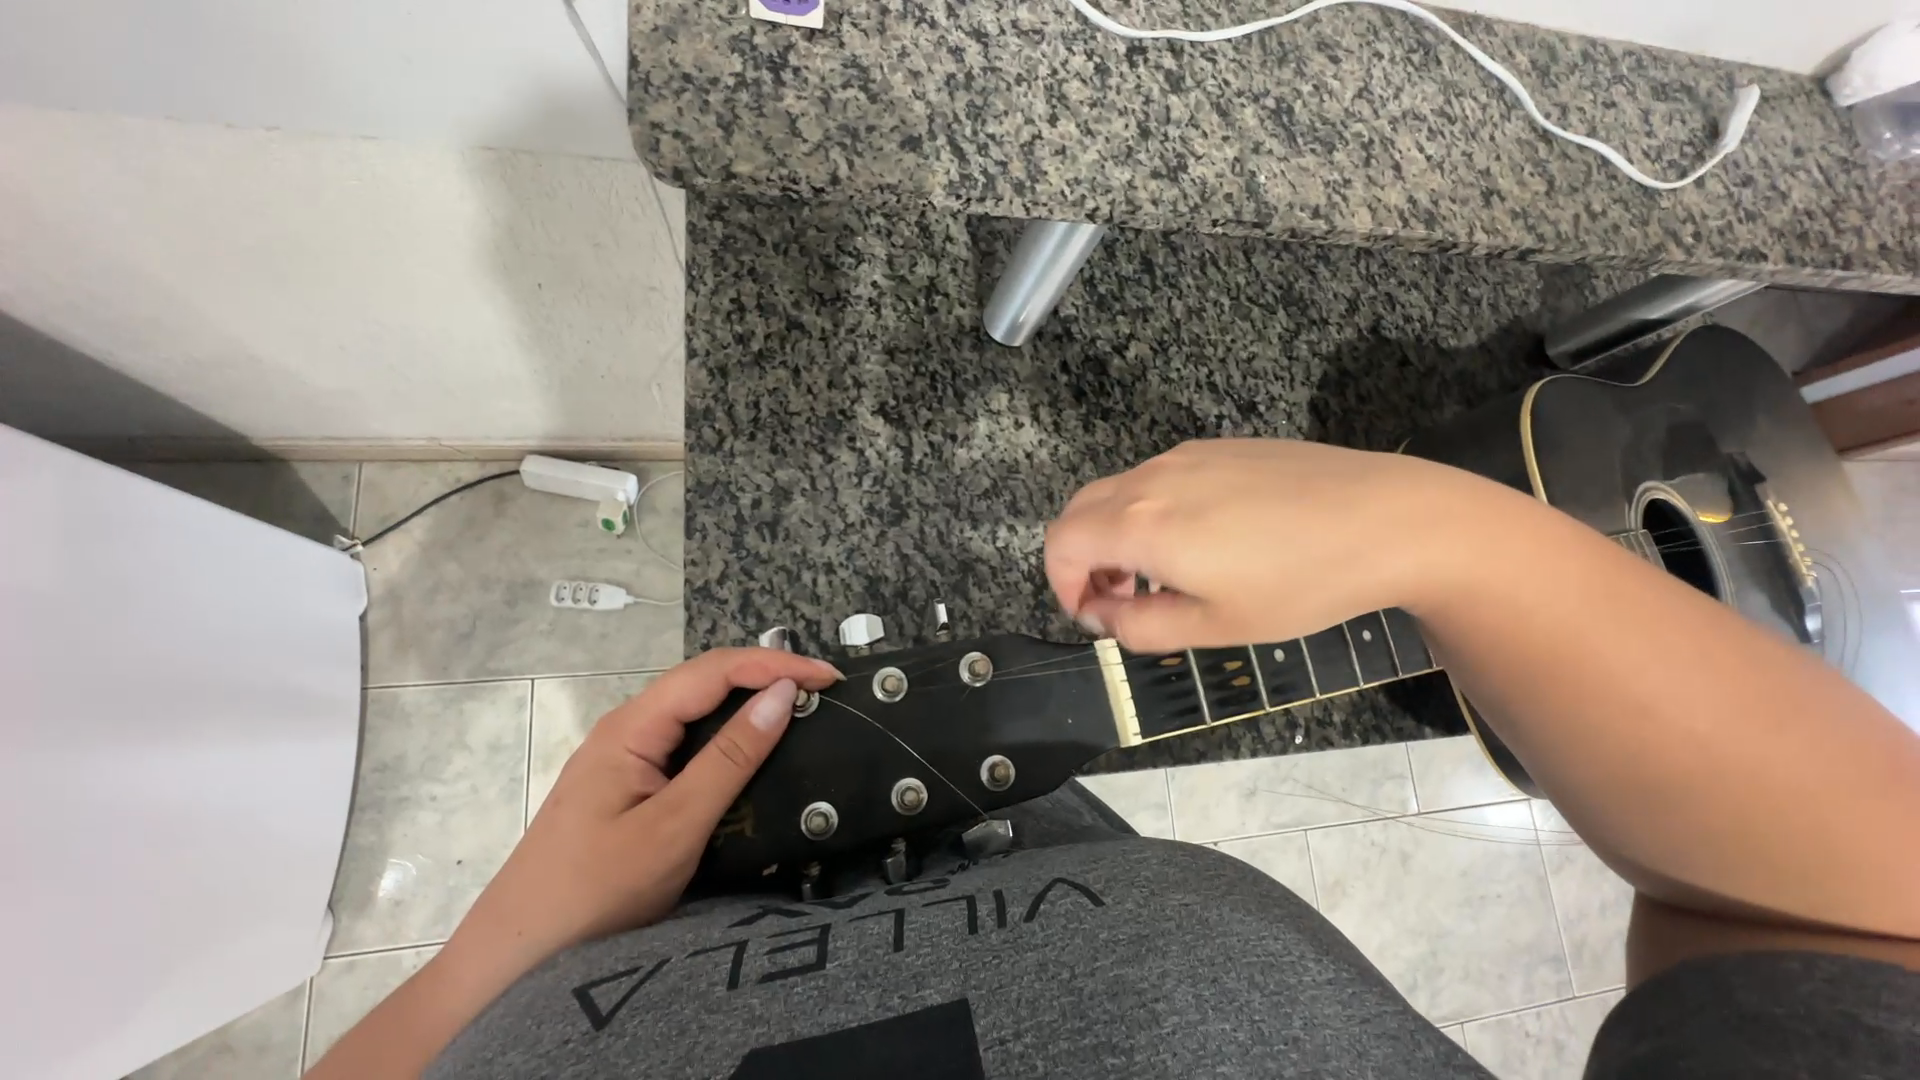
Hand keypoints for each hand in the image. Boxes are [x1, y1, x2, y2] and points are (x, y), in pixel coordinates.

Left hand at [443, 647, 842, 988]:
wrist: (513, 964)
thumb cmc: (596, 893)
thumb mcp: (675, 826)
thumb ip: (730, 758)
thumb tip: (782, 695)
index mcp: (632, 727)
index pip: (714, 671)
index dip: (774, 664)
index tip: (828, 679)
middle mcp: (626, 731)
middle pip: (703, 683)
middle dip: (764, 675)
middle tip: (822, 694)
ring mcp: (624, 760)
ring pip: (694, 713)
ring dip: (747, 704)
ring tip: (799, 714)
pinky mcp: (628, 789)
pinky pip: (685, 746)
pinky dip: (728, 738)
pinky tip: (751, 754)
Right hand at [1044, 438, 1500, 651]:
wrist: (1390, 519)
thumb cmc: (1300, 583)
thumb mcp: (1215, 627)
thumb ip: (1140, 628)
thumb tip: (1105, 617)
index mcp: (1141, 523)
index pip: (1060, 544)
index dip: (1062, 587)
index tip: (1099, 618)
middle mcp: (1151, 478)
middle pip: (1079, 512)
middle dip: (1083, 561)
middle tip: (1124, 601)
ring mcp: (1185, 456)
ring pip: (1117, 493)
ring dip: (1115, 537)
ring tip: (1164, 576)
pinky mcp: (1218, 447)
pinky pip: (1157, 479)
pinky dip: (1149, 513)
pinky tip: (1204, 541)